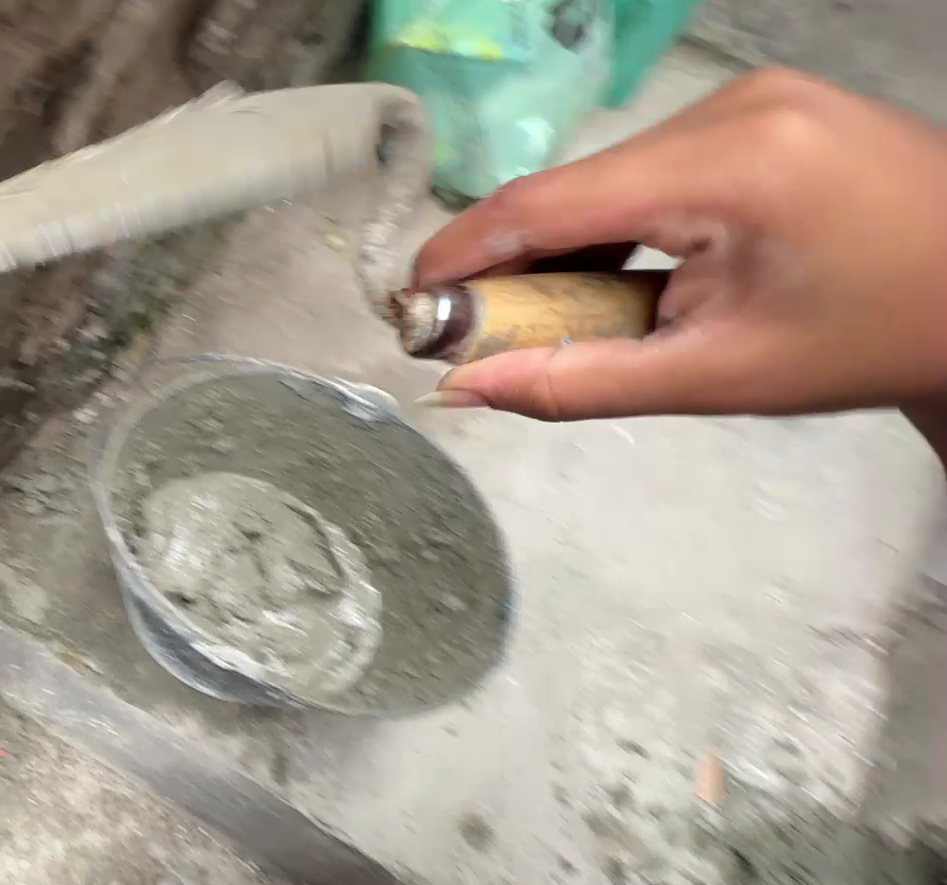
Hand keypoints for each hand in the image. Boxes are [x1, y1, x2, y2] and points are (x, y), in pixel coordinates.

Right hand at [412, 69, 946, 446]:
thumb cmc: (866, 339)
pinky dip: (585, 236)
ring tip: (533, 316)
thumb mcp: (708, 377)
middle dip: (495, 266)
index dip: (455, 256)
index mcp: (726, 165)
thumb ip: (568, 384)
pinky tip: (590, 280)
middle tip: (469, 332)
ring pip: (582, 186)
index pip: (540, 204)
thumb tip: (457, 389)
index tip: (407, 308)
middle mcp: (725, 110)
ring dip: (538, 254)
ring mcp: (738, 105)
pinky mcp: (743, 119)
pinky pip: (623, 179)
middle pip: (555, 193)